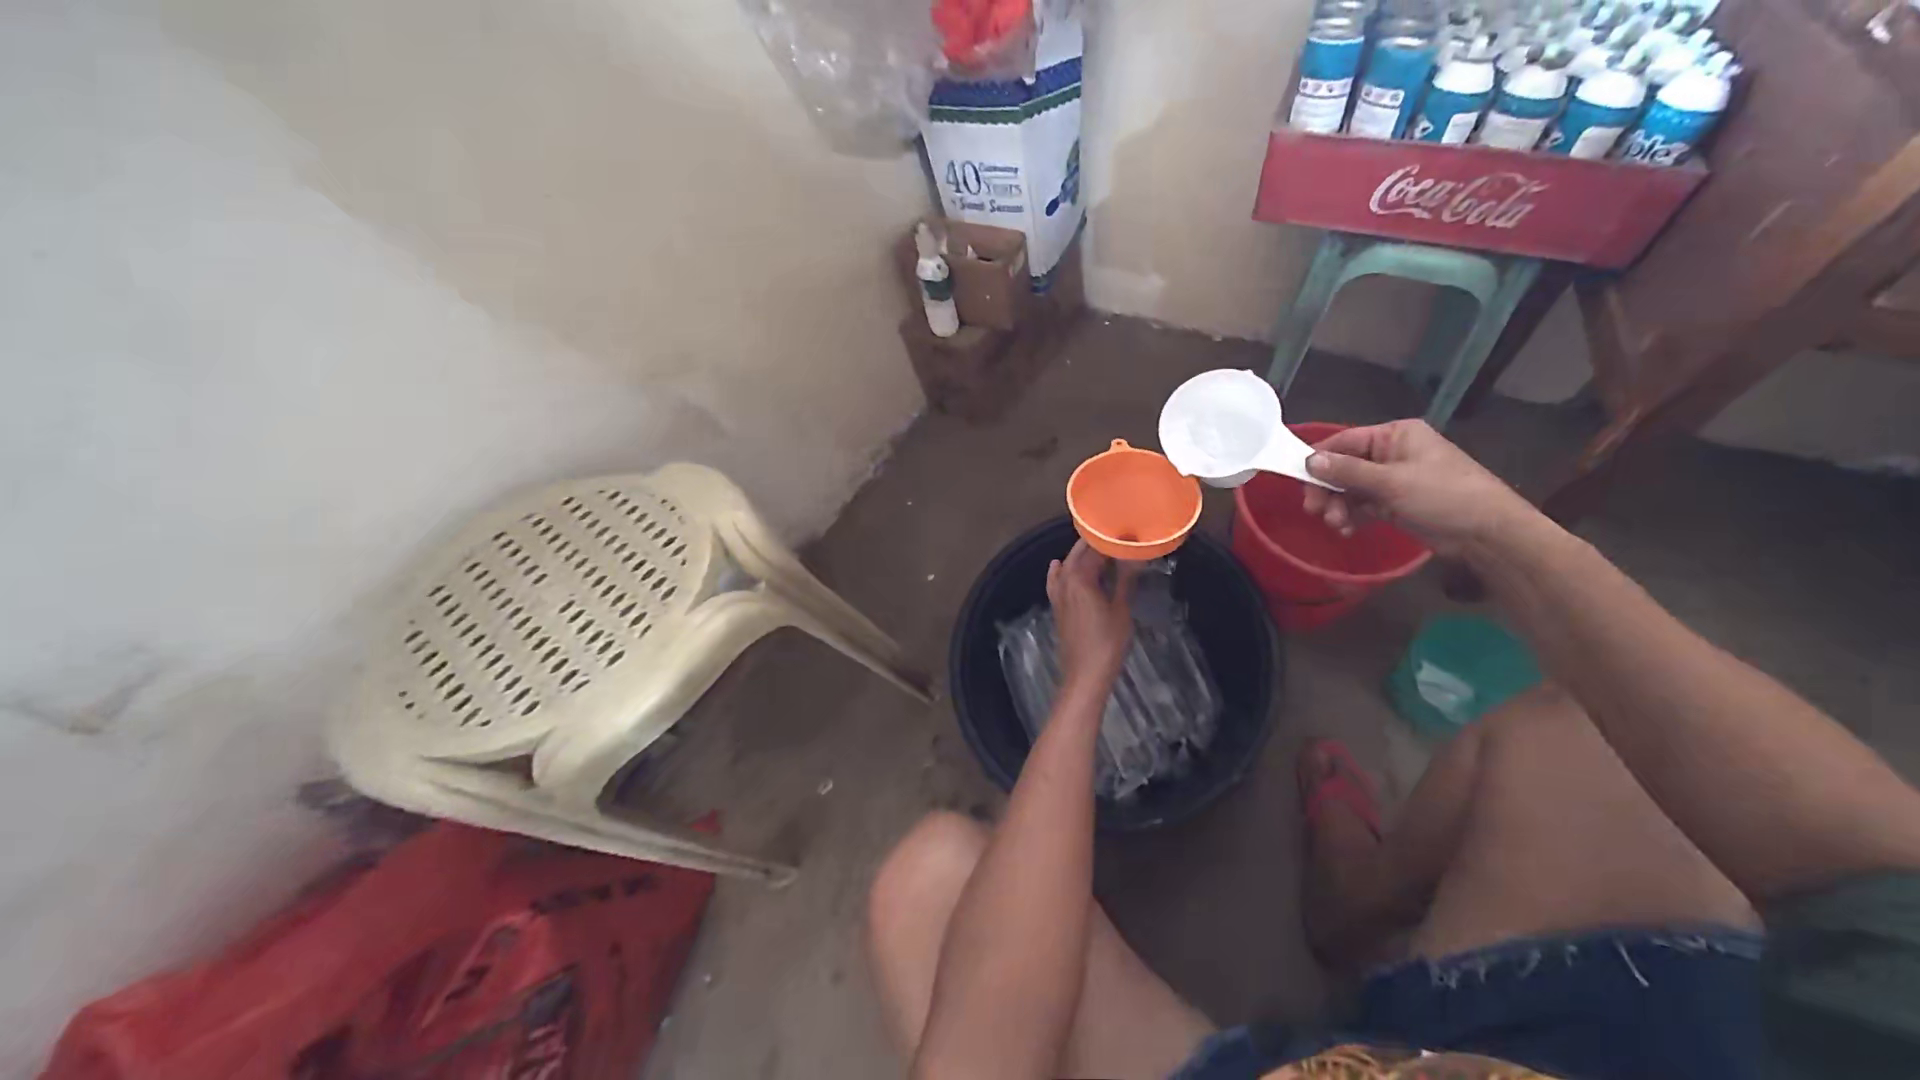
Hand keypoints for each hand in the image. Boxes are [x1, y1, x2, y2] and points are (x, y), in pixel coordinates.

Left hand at [1046, 540, 1139, 691]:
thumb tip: (1135, 557)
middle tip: (1116, 538)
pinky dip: (1059, 570)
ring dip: (1081, 555)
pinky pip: (1056, 580)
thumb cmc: (1107, 642)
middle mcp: (1065, 581)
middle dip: (1096, 544)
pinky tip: (1057, 564)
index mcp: (1081, 578)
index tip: (1126, 533)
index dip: (1111, 540)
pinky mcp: (1057, 605)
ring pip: (1068, 565)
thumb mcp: (1121, 609)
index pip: (1095, 550)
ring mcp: (1058, 593)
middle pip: (1079, 554)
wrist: (1085, 673)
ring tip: (1099, 548)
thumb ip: (1125, 580)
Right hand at [1302, 420, 1538, 556]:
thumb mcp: (1391, 482)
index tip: (1299, 481)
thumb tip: (1309, 460)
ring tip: (1337, 524)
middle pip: (1343, 467)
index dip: (1319, 460)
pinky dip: (1350, 516)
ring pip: (1349, 489)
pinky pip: (1361, 505)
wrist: (1487, 533)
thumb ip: (1347, 471)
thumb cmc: (1443, 496)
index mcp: (1395, 436)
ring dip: (1337, 507)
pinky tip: (1347, 529)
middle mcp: (1391, 453)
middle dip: (1328, 490)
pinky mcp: (1394, 503)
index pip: (1344, 441)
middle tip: (1315, 511)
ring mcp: (1392, 479)